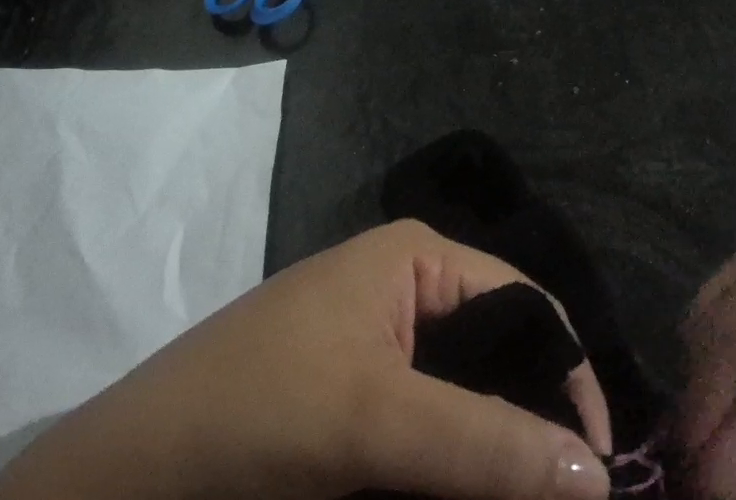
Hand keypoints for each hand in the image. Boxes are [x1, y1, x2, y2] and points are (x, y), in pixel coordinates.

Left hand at [0, 220, 612, 499]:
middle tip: (557, 499)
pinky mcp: (354, 398)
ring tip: (511, 498)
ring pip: (468, 401)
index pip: (529, 308)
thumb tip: (602, 477)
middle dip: (533, 427)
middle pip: (502, 356)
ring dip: (493, 456)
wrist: (132, 469)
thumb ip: (484, 442)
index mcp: (415, 260)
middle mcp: (403, 291)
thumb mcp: (373, 420)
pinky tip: (461, 494)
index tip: (598, 476)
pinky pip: (429, 428)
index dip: (572, 382)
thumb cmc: (255, 411)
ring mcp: (377, 346)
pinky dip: (452, 469)